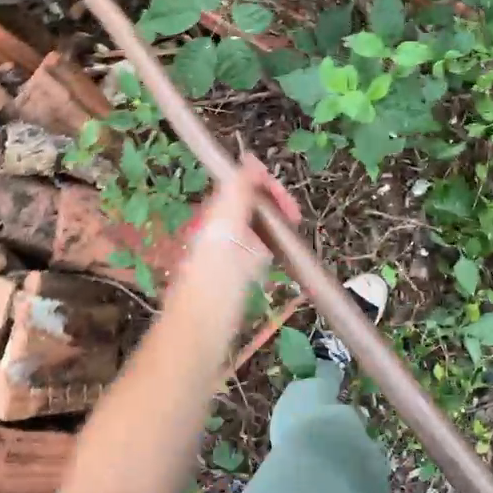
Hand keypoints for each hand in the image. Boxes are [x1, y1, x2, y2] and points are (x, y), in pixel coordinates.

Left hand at [172, 155, 298, 294]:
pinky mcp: (231, 277)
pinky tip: (277, 263)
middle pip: (250, 205)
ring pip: (254, 229)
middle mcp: (219, 229)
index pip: (243, 184)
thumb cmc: (214, 282)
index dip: (266, 186)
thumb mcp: (226, 229)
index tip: (288, 205)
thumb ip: (237, 193)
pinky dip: (268, 252)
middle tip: (294, 220)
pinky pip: (254, 254)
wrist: (198, 333)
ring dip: (274, 230)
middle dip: (274, 207)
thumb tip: (249, 158)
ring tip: (289, 242)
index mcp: (216, 215)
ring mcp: (225, 254)